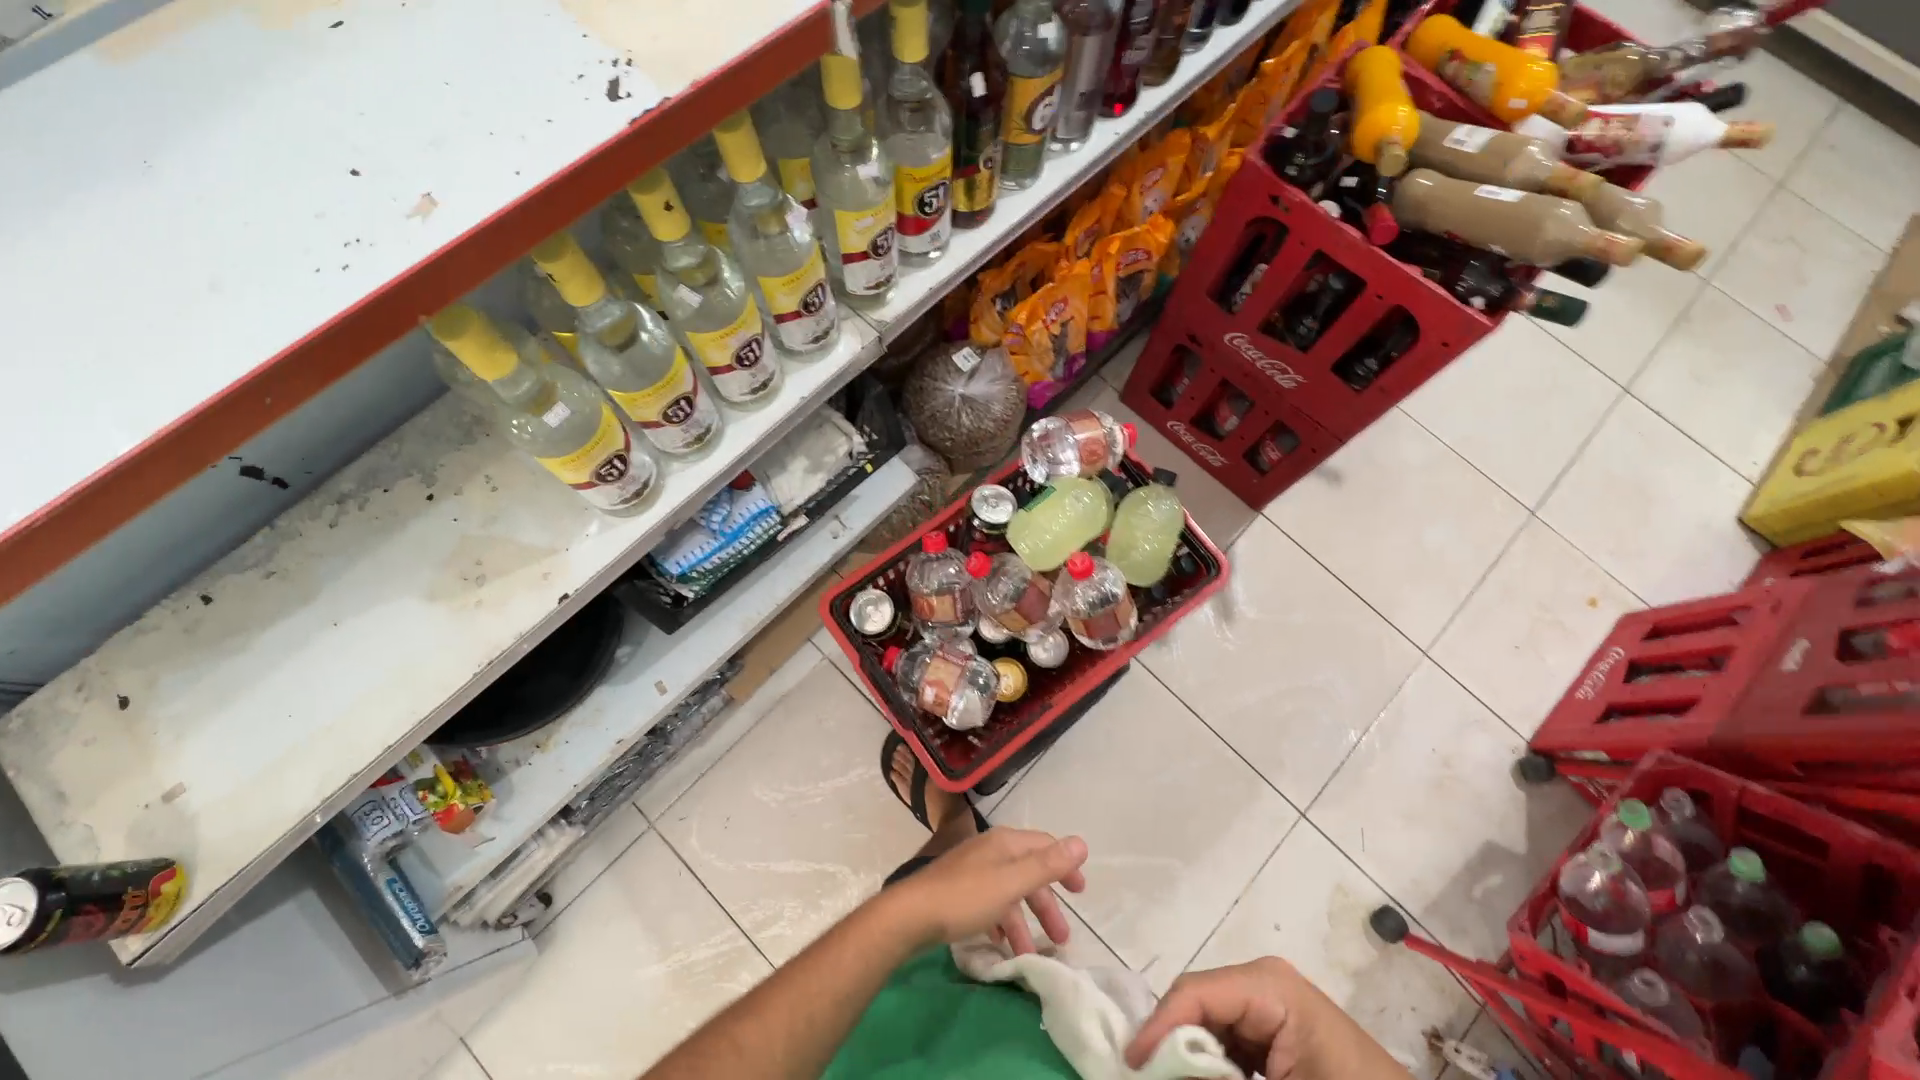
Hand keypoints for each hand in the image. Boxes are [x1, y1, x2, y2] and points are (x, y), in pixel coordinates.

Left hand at [889, 827, 1088, 955]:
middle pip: (1027, 874)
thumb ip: (1047, 865)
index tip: (1080, 892)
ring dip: (1024, 923)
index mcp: (1005, 843)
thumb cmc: (965, 897)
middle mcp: (990, 851)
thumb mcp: (1011, 883)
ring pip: (1008, 894)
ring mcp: (972, 872)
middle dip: (1046, 906)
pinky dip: (1001, 923)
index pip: (1044, 846)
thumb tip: (1081, 843)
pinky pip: (990, 905)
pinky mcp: (957, 893)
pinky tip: (1002, 945)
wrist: (910, 915)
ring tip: (1031, 954)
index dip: (1065, 866)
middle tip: (1062, 938)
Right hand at [1125, 958, 1307, 1079]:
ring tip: (1164, 1074)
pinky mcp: (1271, 1030)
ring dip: (1185, 1055)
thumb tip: (1154, 1070)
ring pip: (1203, 1022)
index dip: (1157, 1029)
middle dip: (1168, 1043)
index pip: (1194, 993)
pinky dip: (1208, 1063)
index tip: (1130, 1067)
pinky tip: (1199, 1076)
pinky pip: (1223, 1039)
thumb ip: (1213, 1077)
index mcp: (1269, 986)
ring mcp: (1267, 1004)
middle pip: (1193, 1005)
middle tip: (1144, 1075)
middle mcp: (1262, 982)